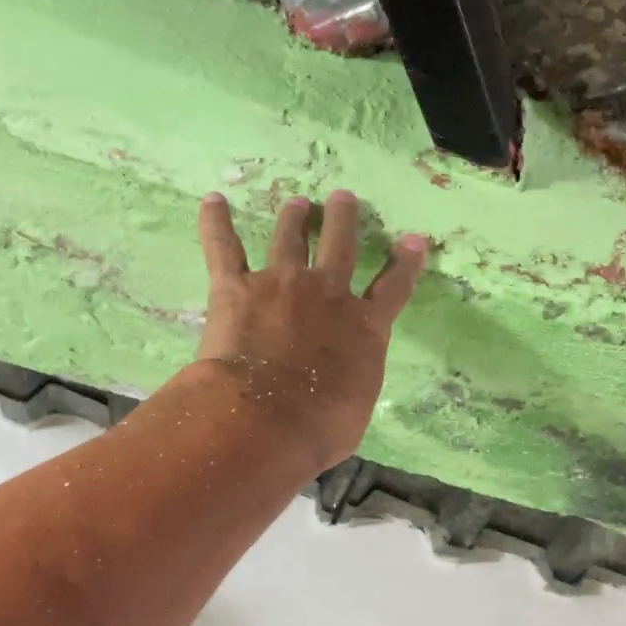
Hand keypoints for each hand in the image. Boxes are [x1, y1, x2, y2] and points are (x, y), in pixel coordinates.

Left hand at [195, 189, 426, 470]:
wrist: (267, 419)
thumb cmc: (318, 428)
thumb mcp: (354, 409)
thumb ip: (351, 382)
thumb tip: (339, 382)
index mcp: (364, 326)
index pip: (393, 287)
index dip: (405, 261)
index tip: (413, 239)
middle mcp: (327, 294)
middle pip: (340, 244)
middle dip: (343, 218)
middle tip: (342, 198)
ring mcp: (281, 284)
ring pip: (290, 238)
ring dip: (295, 217)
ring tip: (296, 203)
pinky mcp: (237, 288)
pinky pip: (224, 246)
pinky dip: (216, 222)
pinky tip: (212, 201)